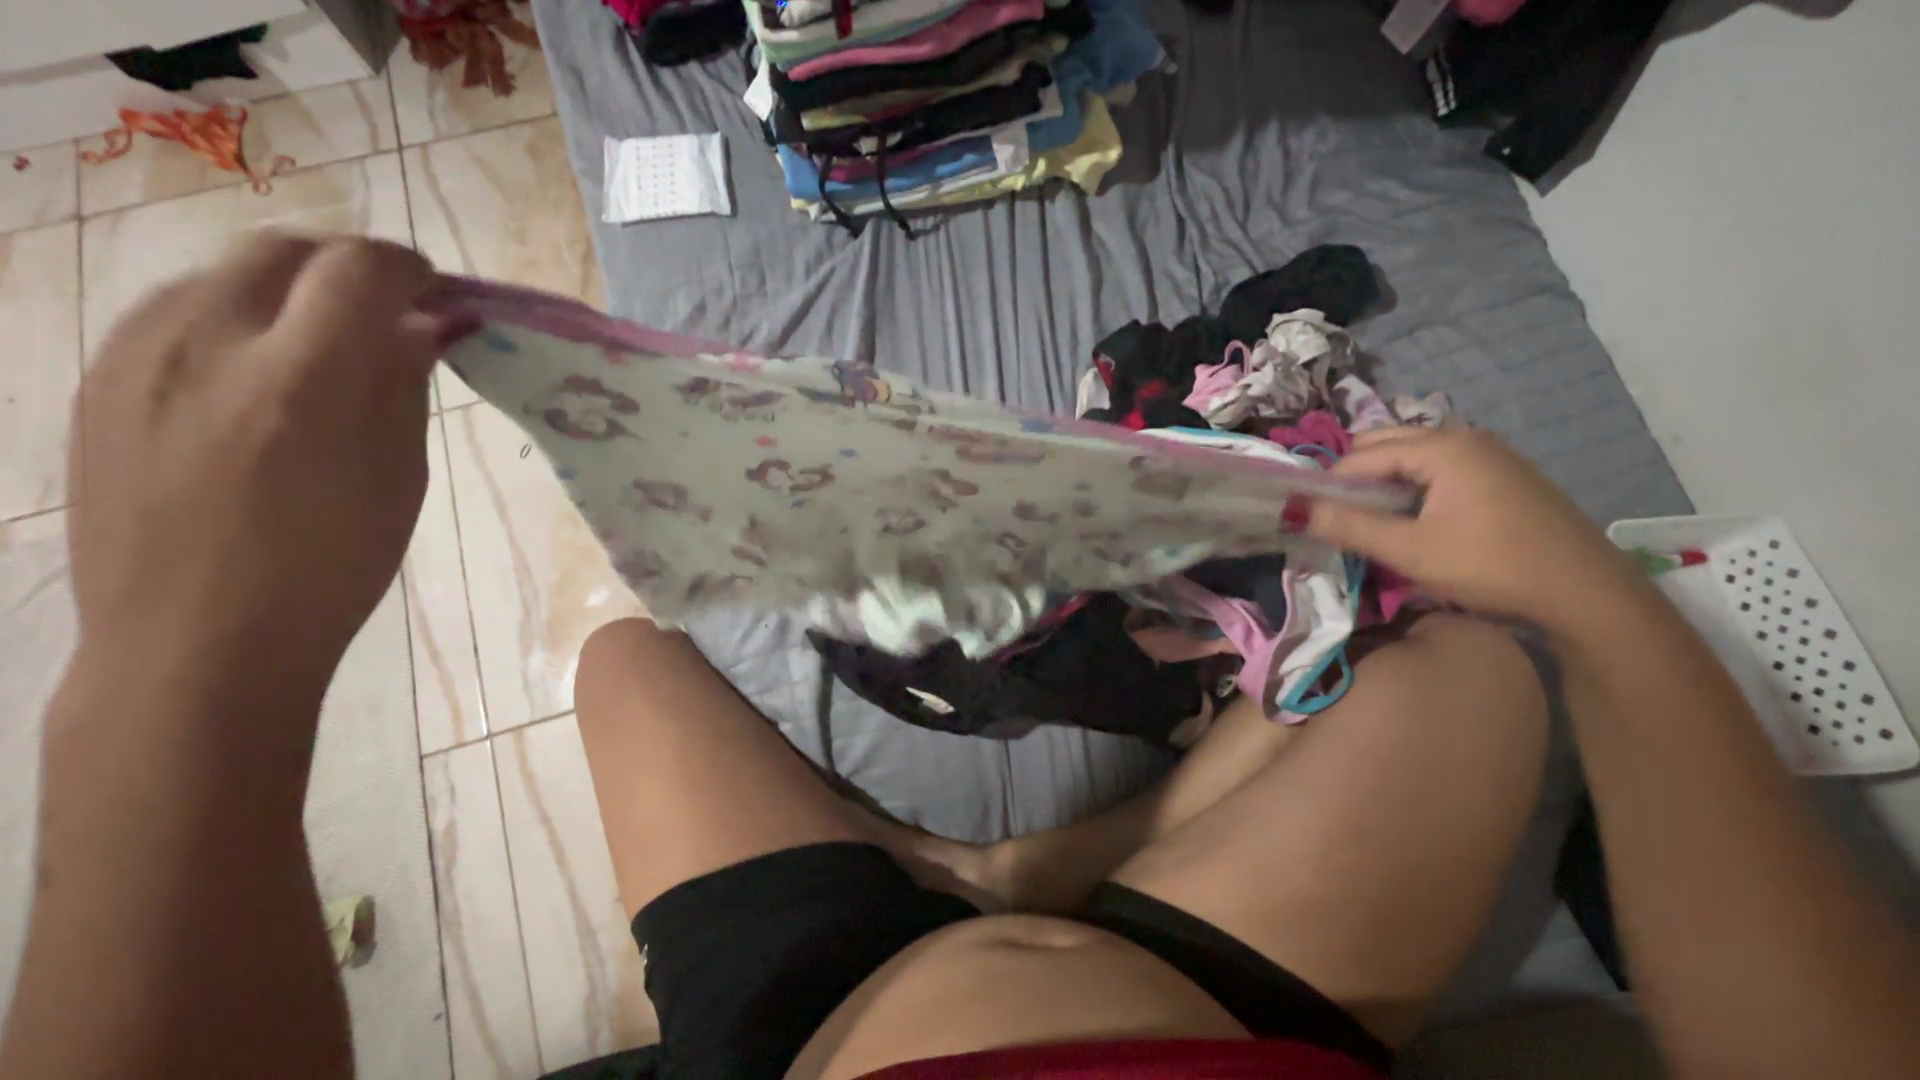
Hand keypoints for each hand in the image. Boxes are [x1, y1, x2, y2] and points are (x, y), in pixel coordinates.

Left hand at [71, 234, 462, 696]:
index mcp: (300, 379)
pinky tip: (249, 380)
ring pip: (221, 274)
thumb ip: (405, 384)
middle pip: (284, 250)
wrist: (193, 642)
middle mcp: (205, 342)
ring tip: (315, 351)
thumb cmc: (326, 570)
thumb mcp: (398, 478)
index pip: (360, 267)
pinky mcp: (95, 378)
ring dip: (286, 293)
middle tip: (383, 316)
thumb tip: (426, 324)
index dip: (409, 269)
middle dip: (347, 270)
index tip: (435, 296)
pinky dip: (230, 321)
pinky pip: (173, 313)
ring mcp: (134, 355)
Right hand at [1306, 427, 1645, 630]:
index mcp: (1443, 446)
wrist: (1586, 595)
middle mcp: (1468, 437)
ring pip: (1418, 458)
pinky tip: (1416, 523)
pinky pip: (1444, 470)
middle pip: (1391, 444)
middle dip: (1357, 477)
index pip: (1364, 453)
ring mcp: (1494, 455)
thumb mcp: (1410, 550)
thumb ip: (1348, 526)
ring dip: (1388, 483)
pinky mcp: (1508, 477)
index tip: (1313, 517)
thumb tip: (1290, 509)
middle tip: (1339, 518)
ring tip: (1373, 523)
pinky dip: (1418, 488)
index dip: (1331, 484)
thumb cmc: (1491, 566)